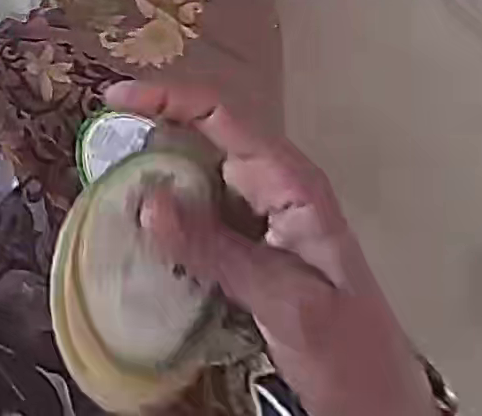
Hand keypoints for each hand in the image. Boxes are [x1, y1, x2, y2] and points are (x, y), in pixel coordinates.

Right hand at [105, 81, 437, 415]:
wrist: (380, 403)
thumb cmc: (347, 347)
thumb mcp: (282, 300)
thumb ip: (214, 249)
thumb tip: (144, 200)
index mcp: (287, 178)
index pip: (220, 113)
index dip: (166, 97)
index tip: (115, 99)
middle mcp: (268, 178)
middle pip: (201, 129)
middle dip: (150, 124)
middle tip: (101, 135)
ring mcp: (254, 204)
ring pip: (193, 163)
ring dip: (151, 162)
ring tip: (107, 169)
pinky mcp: (241, 231)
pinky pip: (193, 200)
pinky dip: (162, 200)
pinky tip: (135, 212)